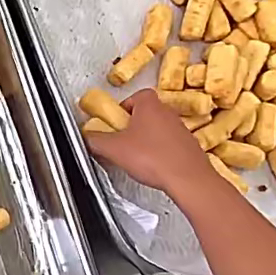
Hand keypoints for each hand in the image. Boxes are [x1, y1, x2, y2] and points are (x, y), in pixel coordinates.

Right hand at [84, 89, 215, 200]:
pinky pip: (169, 144)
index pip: (136, 95)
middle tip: (121, 140)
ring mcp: (181, 129)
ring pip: (158, 129)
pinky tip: (152, 166)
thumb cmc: (153, 158)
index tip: (115, 121)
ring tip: (136, 156)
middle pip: (146, 112)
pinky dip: (159, 152)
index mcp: (150, 106)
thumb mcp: (113, 149)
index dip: (124, 107)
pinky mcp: (189, 147)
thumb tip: (87, 137)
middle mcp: (168, 113)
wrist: (188, 179)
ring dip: (146, 139)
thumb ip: (95, 140)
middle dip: (132, 125)